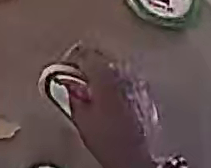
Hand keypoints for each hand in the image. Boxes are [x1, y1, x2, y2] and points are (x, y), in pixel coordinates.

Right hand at [59, 45, 160, 167]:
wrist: (135, 159)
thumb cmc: (110, 141)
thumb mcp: (81, 119)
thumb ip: (73, 96)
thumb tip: (67, 86)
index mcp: (103, 73)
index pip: (84, 54)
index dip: (72, 60)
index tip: (65, 68)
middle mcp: (121, 73)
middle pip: (101, 60)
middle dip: (89, 70)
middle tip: (77, 83)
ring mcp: (135, 84)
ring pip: (115, 71)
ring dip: (104, 79)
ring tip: (94, 96)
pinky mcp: (145, 98)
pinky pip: (127, 85)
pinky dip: (118, 90)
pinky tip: (112, 106)